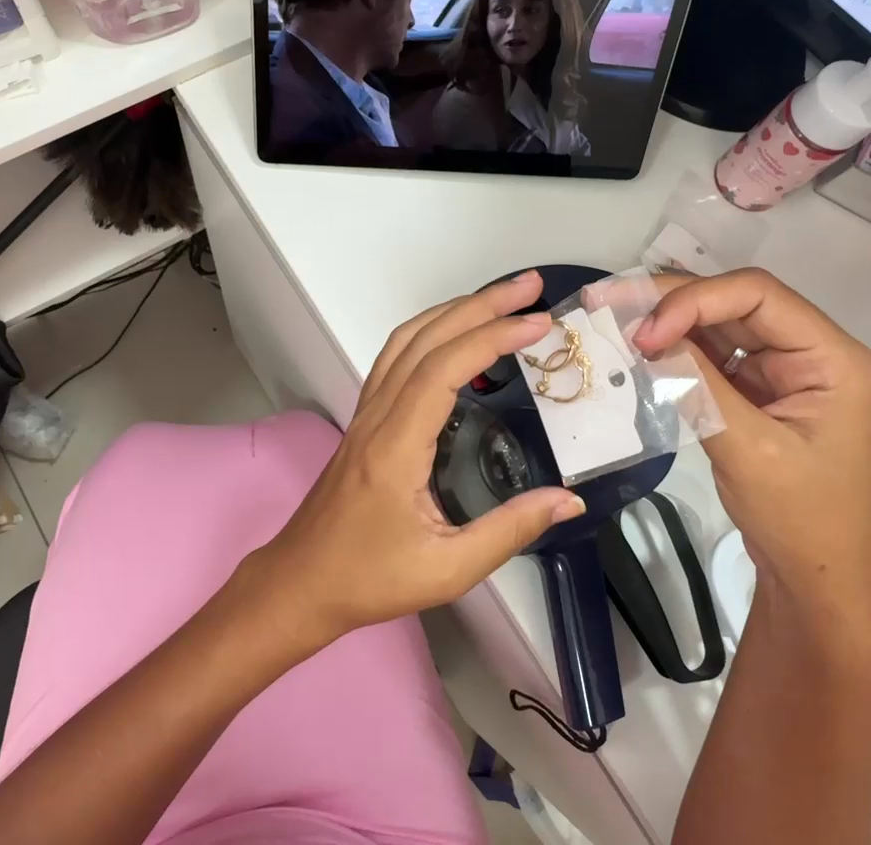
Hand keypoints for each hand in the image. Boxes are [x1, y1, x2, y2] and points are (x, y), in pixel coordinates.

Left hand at [246, 272, 586, 646]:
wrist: (301, 582)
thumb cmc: (371, 578)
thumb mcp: (448, 568)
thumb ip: (510, 531)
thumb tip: (569, 498)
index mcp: (395, 445)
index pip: (444, 369)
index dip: (492, 337)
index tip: (538, 323)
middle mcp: (376, 416)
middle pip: (424, 339)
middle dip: (479, 305)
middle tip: (530, 288)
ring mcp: (365, 415)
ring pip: (404, 342)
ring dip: (451, 312)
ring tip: (500, 300)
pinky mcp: (363, 423)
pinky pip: (394, 360)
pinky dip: (430, 334)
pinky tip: (455, 338)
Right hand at [630, 269, 870, 616]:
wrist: (819, 581)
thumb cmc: (801, 518)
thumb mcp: (748, 447)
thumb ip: (698, 384)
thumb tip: (646, 336)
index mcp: (830, 357)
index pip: (757, 295)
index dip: (694, 300)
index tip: (644, 334)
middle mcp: (809, 352)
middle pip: (735, 303)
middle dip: (672, 301)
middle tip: (608, 302)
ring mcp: (781, 373)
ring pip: (718, 327)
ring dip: (668, 322)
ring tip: (613, 318)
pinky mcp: (756, 395)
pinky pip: (711, 359)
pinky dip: (674, 352)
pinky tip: (638, 350)